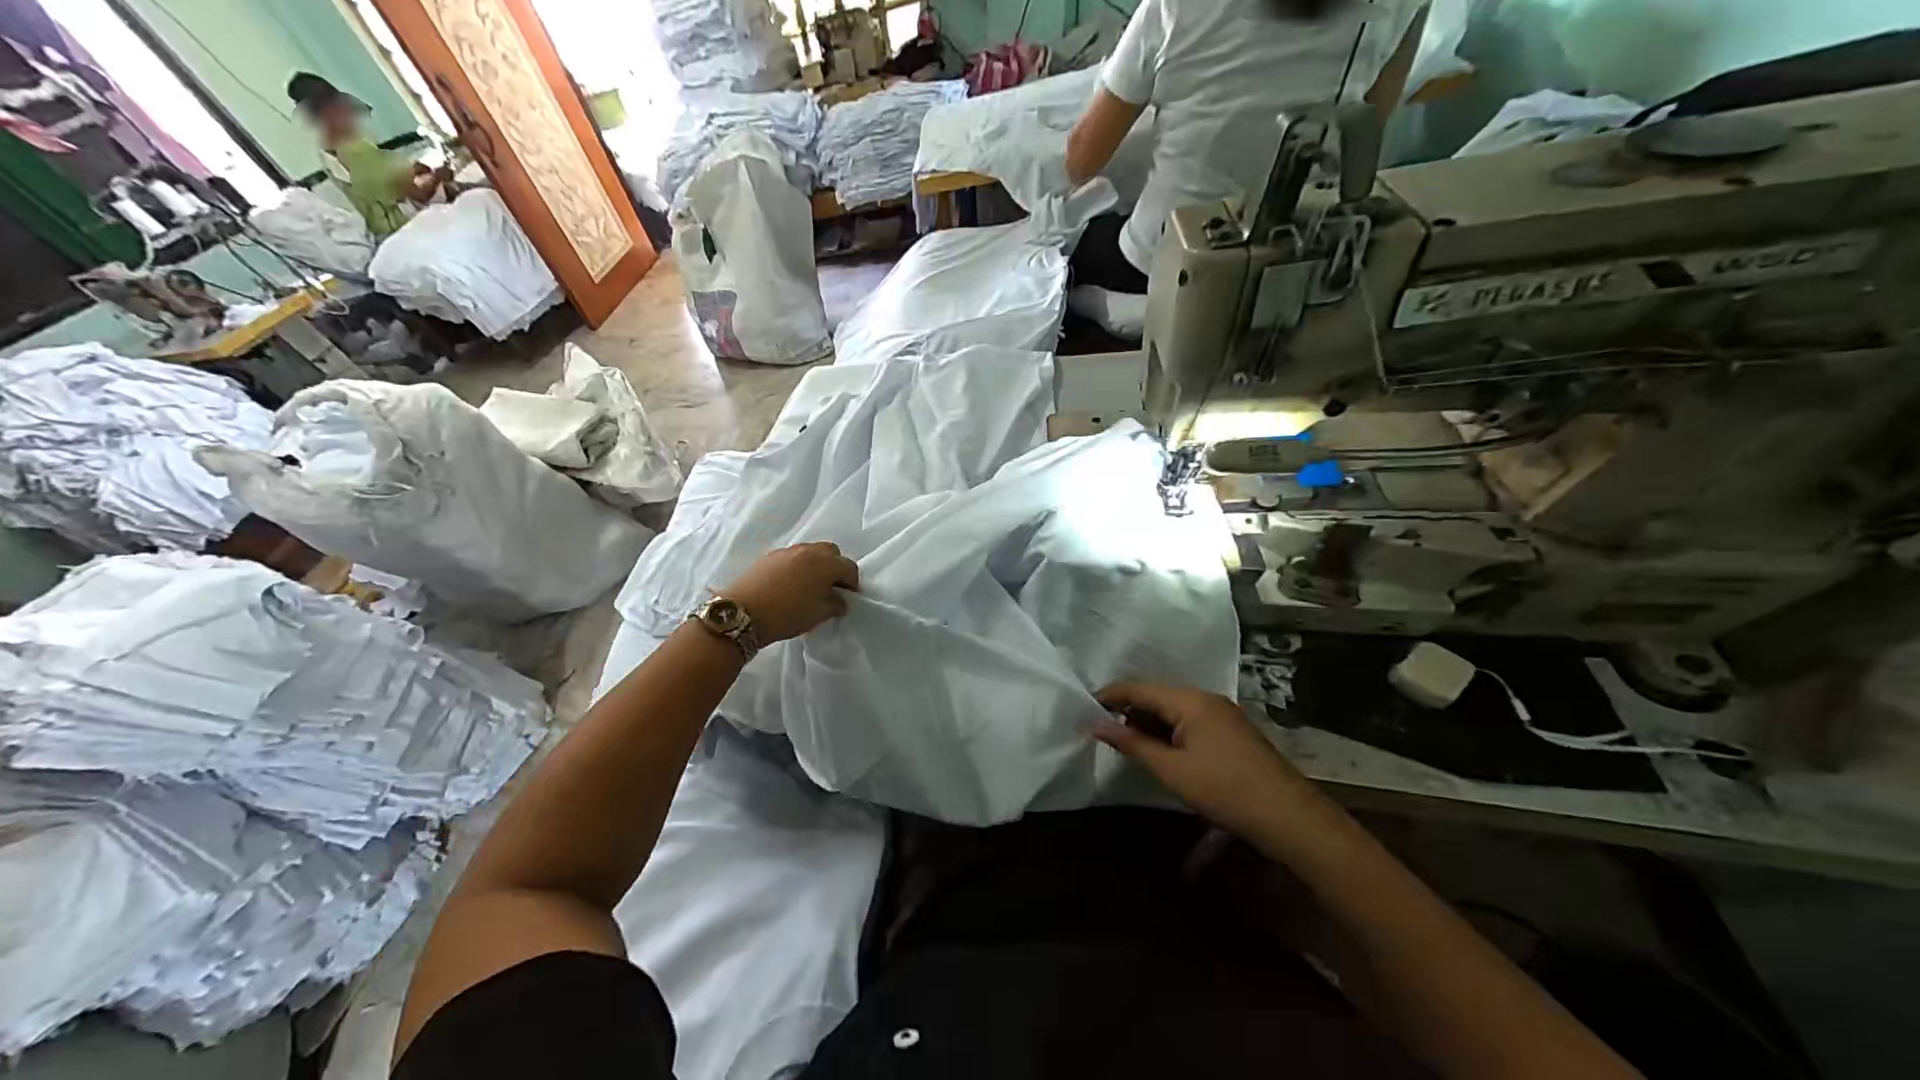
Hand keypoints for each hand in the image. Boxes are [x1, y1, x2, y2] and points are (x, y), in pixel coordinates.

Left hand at [718, 542, 859, 644]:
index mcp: (825, 564)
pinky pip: (792, 556)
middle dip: (836, 567)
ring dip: (816, 564)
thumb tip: (841, 601)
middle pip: (831, 552)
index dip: (852, 582)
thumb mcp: (817, 615)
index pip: (849, 567)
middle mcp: (809, 551)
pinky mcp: (770, 556)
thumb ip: (835, 605)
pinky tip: (790, 584)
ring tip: (810, 585)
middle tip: (832, 587)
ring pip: (810, 551)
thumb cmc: (786, 615)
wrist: (742, 613)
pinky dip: (798, 565)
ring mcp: (787, 551)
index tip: (849, 596)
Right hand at [1093, 681, 1322, 836]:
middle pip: (1157, 695)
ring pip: (1175, 709)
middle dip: (1129, 710)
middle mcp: (1207, 698)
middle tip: (1104, 732)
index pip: (1139, 688)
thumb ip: (1132, 744)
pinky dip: (1170, 731)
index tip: (1084, 709)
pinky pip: (1191, 720)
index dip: (1110, 696)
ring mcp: (1223, 713)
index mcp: (1190, 700)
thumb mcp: (1171, 770)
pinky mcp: (1232, 731)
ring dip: (1150, 723)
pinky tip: (1162, 751)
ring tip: (1129, 745)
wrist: (1289, 816)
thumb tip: (1096, 724)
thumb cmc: (1224, 790)